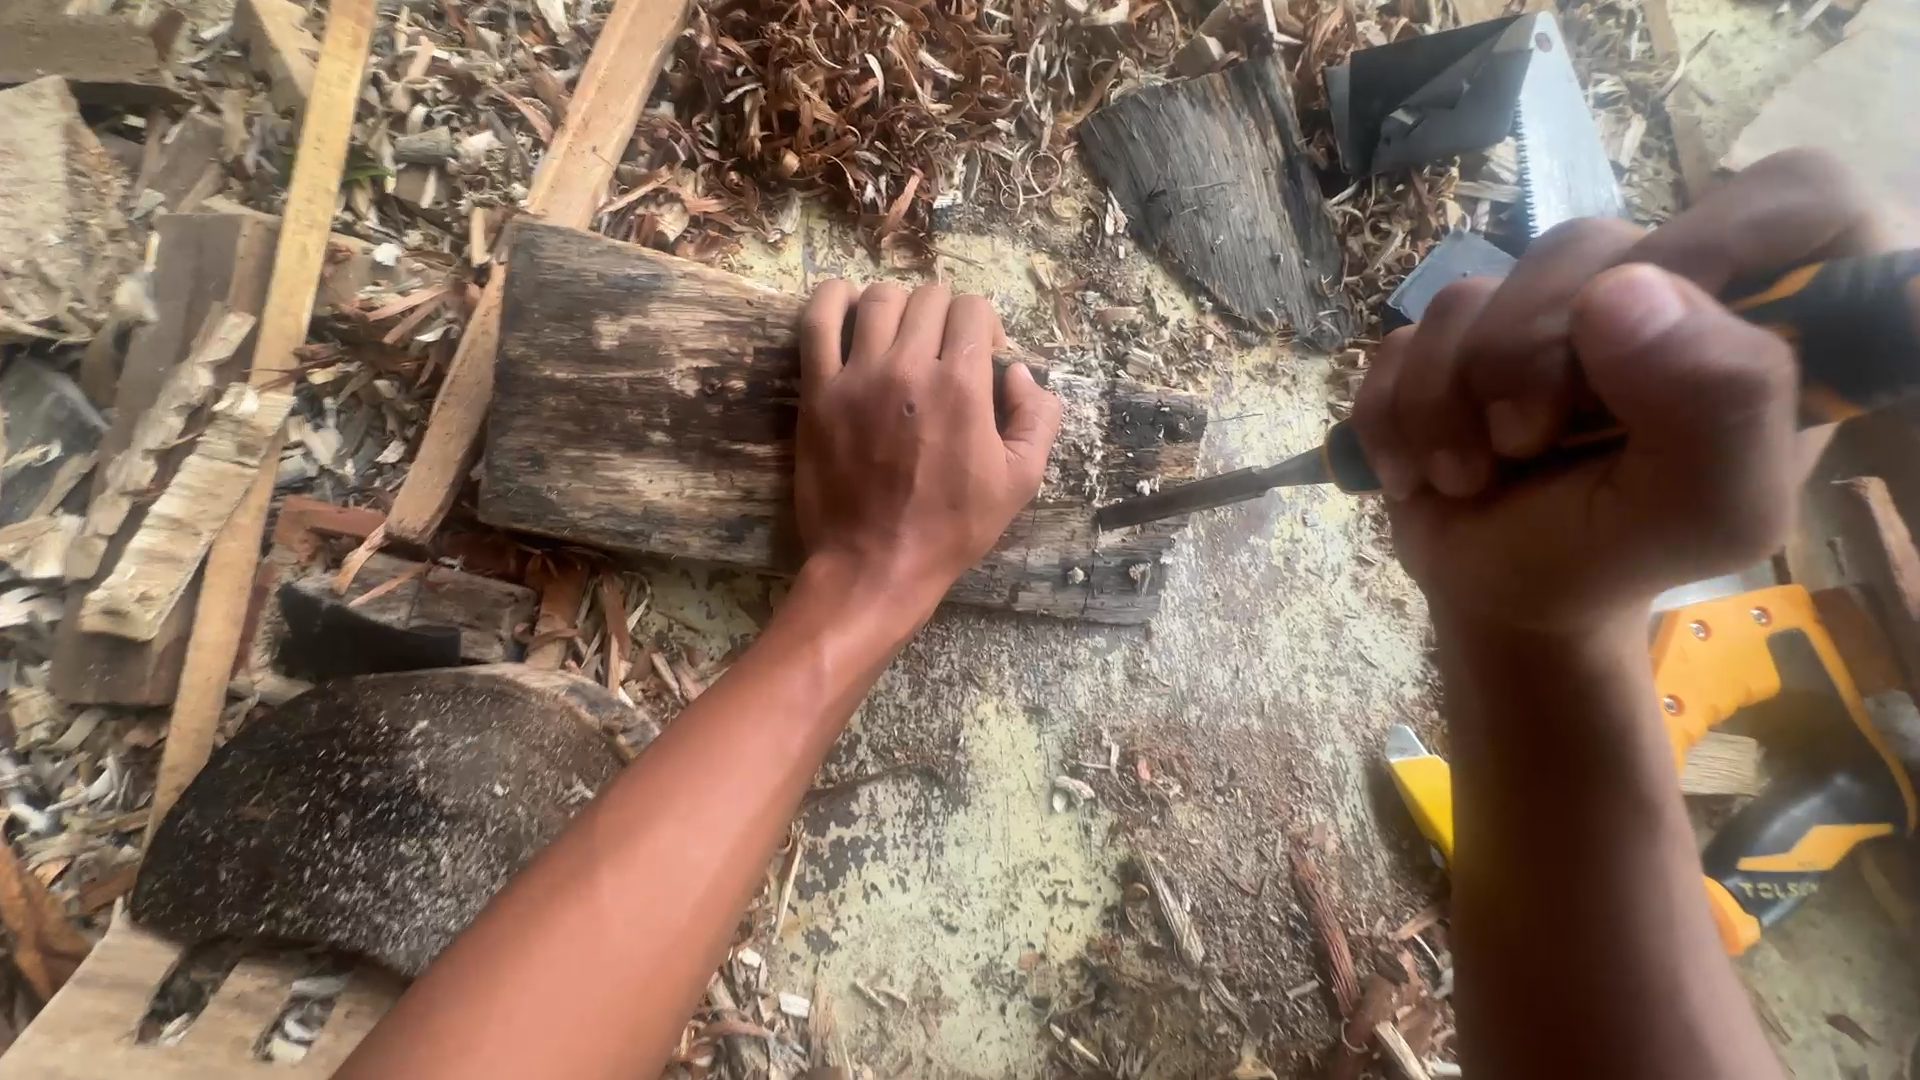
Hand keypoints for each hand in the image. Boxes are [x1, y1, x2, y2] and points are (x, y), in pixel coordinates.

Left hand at [794, 281, 1060, 603]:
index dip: (985, 325)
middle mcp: (909, 367)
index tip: (983, 355)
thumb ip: (1036, 418)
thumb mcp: (1021, 482)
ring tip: (904, 334)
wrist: (877, 564)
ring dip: (900, 305)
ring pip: (879, 299)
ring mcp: (857, 377)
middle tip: (946, 350)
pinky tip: (848, 303)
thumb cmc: (952, 528)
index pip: (972, 310)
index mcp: (961, 385)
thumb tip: (1020, 372)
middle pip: (928, 298)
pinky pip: (817, 322)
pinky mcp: (818, 392)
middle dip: (947, 315)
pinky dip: (833, 299)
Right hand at [1353, 149, 1902, 631]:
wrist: (1495, 589)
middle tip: (1521, 445)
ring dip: (1440, 404)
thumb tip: (1621, 292)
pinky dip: (1390, 417)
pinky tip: (1415, 469)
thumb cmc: (1611, 557)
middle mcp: (1645, 292)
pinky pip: (1395, 343)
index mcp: (1759, 318)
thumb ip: (1716, 403)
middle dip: (1522, 359)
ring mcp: (1528, 318)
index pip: (1784, 195)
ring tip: (1461, 476)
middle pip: (1574, 248)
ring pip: (1463, 298)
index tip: (1628, 346)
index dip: (1708, 245)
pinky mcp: (1442, 347)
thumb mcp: (1701, 511)